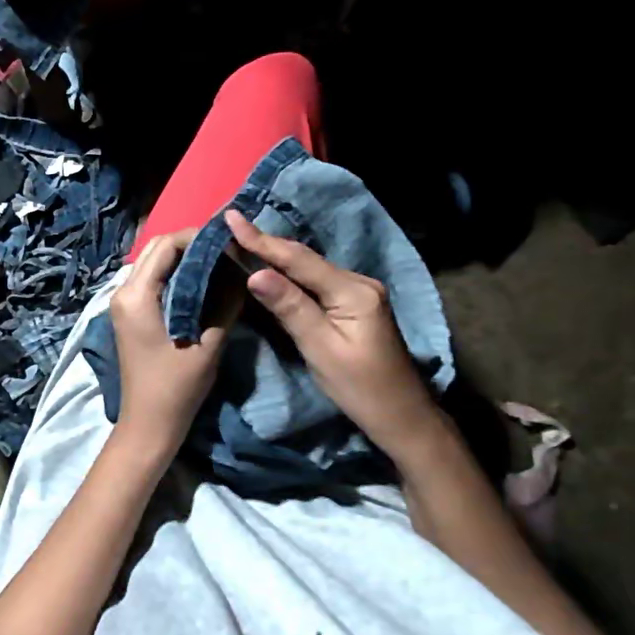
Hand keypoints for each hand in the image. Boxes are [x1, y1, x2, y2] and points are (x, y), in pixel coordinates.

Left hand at [108, 230, 232, 454]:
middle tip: (224, 252)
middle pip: (157, 249)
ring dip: (183, 258)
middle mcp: (124, 292)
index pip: (166, 245)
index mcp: (137, 295)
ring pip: (154, 263)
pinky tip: (201, 282)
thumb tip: (242, 273)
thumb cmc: (176, 388)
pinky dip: (175, 274)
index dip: (197, 237)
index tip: (227, 243)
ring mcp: (124, 303)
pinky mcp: (131, 314)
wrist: (148, 425)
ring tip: (218, 263)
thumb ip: (224, 304)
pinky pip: (153, 280)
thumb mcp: (208, 345)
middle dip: (190, 244)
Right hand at [224, 210, 441, 452]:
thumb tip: (255, 273)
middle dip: (267, 242)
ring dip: (277, 255)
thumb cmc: (360, 389)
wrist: (402, 417)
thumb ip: (290, 308)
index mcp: (353, 291)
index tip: (231, 218)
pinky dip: (292, 273)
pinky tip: (273, 267)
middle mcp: (359, 282)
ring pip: (311, 268)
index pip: (298, 259)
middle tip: (232, 224)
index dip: (262, 239)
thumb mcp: (321, 349)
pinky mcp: (356, 304)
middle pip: (305, 259)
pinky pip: (318, 281)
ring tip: (243, 239)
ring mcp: (360, 292)